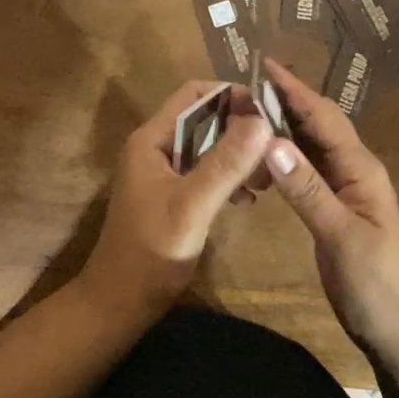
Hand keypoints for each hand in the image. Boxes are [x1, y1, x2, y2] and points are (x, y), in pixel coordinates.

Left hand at [77, 81, 273, 320]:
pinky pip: (205, 172)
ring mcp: (162, 172)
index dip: (232, 94)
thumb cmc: (150, 253)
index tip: (270, 109)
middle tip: (279, 144)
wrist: (119, 303)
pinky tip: (249, 199)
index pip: (194, 94)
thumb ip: (225, 164)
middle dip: (240, 126)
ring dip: (238, 154)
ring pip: (207, 146)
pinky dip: (228, 178)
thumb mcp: (192, 206)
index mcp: (152, 139)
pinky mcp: (172, 195)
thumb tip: (261, 120)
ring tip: (269, 175)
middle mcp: (155, 147)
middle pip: (204, 118)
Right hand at [260, 58, 398, 357]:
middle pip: (318, 122)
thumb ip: (307, 190)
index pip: (323, 117)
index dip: (294, 89)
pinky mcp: (332, 205)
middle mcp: (353, 169)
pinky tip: (261, 153)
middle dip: (286, 98)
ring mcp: (344, 187)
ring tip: (246, 109)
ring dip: (283, 122)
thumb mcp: (341, 237)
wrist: (397, 331)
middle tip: (244, 82)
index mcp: (361, 168)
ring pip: (311, 142)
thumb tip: (272, 140)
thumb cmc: (375, 284)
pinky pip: (306, 166)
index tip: (262, 64)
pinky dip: (284, 152)